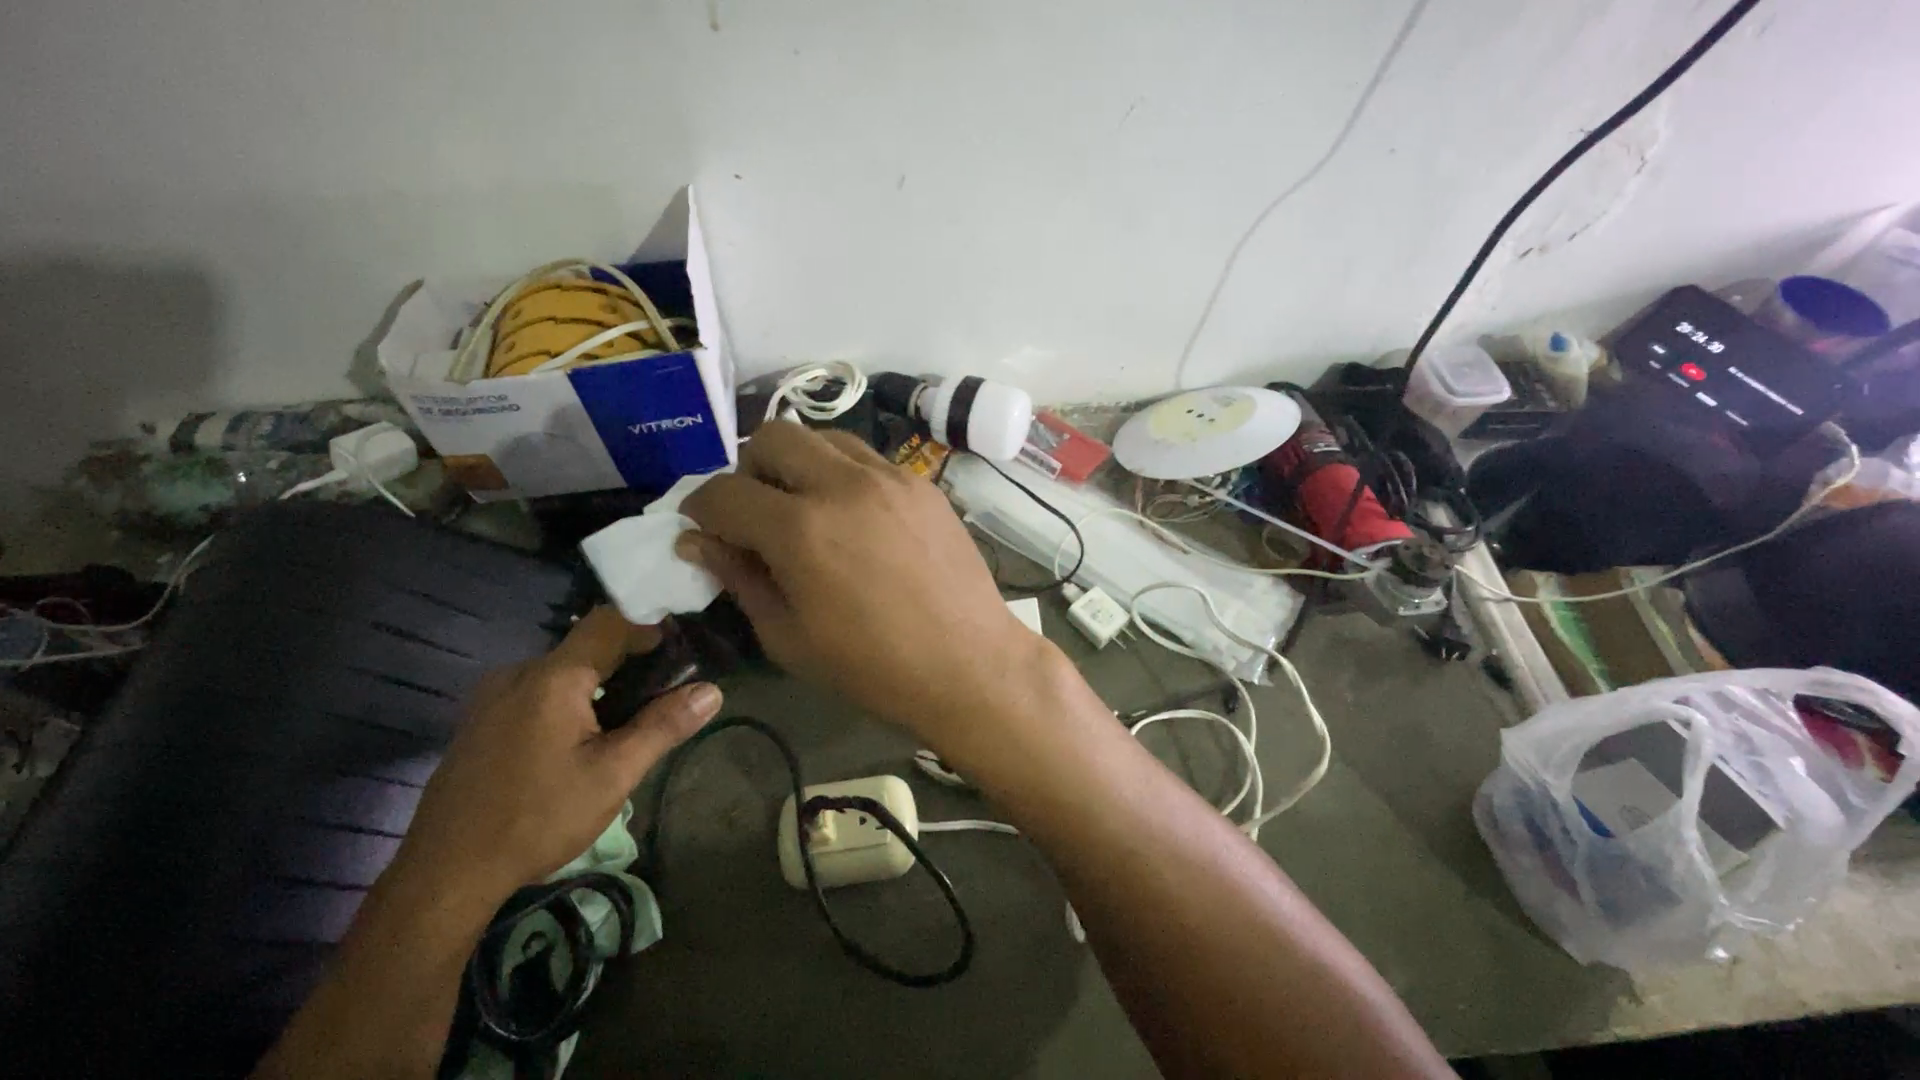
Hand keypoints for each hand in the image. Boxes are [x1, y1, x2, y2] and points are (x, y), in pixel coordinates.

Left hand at [391, 607, 723, 903]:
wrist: (446, 872)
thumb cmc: (538, 818)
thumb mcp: (613, 775)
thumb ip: (662, 727)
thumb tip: (713, 691)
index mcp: (553, 677)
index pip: (610, 622)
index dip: (649, 626)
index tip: (682, 649)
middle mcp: (518, 673)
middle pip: (586, 649)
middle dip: (628, 665)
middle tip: (661, 701)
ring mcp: (492, 697)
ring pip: (560, 674)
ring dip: (597, 688)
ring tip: (624, 730)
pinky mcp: (480, 722)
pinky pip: (535, 694)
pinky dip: (567, 704)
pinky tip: (577, 747)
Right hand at [678, 421, 1057, 747]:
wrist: (968, 664)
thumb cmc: (872, 666)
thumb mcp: (788, 636)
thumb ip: (739, 578)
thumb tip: (698, 542)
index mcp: (801, 529)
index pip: (725, 492)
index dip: (700, 509)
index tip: (702, 529)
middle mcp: (843, 485)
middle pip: (772, 437)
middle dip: (749, 469)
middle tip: (756, 512)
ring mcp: (890, 477)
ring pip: (824, 437)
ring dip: (800, 463)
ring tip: (806, 507)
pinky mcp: (922, 483)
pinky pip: (867, 457)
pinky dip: (844, 474)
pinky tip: (855, 518)